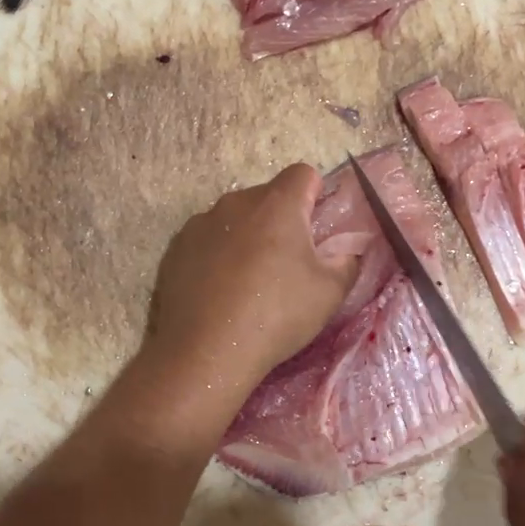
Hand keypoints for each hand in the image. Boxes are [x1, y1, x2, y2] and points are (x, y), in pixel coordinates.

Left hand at [142, 164, 359, 395]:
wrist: (206, 351)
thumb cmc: (277, 315)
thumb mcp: (330, 293)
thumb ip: (347, 261)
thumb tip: (348, 249)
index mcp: (277, 204)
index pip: (303, 174)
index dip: (315, 195)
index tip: (317, 230)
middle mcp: (236, 202)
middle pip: (267, 197)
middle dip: (281, 220)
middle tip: (289, 263)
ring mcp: (201, 223)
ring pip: (235, 219)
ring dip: (247, 237)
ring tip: (250, 282)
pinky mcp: (176, 248)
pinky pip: (207, 240)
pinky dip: (217, 255)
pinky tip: (220, 291)